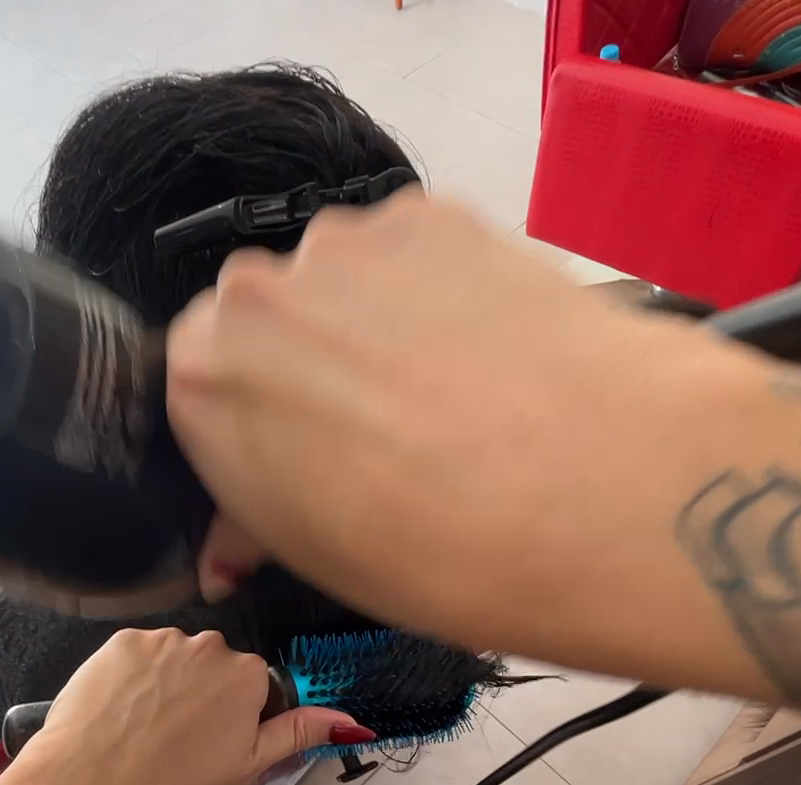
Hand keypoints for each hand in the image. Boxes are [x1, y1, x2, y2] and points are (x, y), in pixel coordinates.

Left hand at [0, 629, 362, 784]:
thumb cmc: (175, 784)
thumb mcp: (247, 766)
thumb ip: (299, 732)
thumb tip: (353, 720)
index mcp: (246, 674)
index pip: (253, 686)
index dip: (235, 717)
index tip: (212, 744)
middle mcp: (209, 644)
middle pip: (214, 666)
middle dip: (203, 694)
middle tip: (176, 739)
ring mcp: (161, 639)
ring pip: (174, 658)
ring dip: (167, 682)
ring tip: (143, 727)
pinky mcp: (120, 640)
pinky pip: (137, 654)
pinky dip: (132, 676)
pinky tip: (121, 710)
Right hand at [167, 193, 783, 650]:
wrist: (601, 489)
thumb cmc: (436, 552)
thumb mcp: (315, 556)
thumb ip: (253, 520)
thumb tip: (226, 543)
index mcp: (202, 381)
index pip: (200, 389)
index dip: (250, 430)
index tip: (290, 457)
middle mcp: (253, 293)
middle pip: (262, 327)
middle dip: (301, 373)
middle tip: (370, 426)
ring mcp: (345, 243)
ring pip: (333, 287)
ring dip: (363, 328)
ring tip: (440, 390)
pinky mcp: (433, 212)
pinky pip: (403, 258)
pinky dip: (425, 296)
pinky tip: (476, 351)